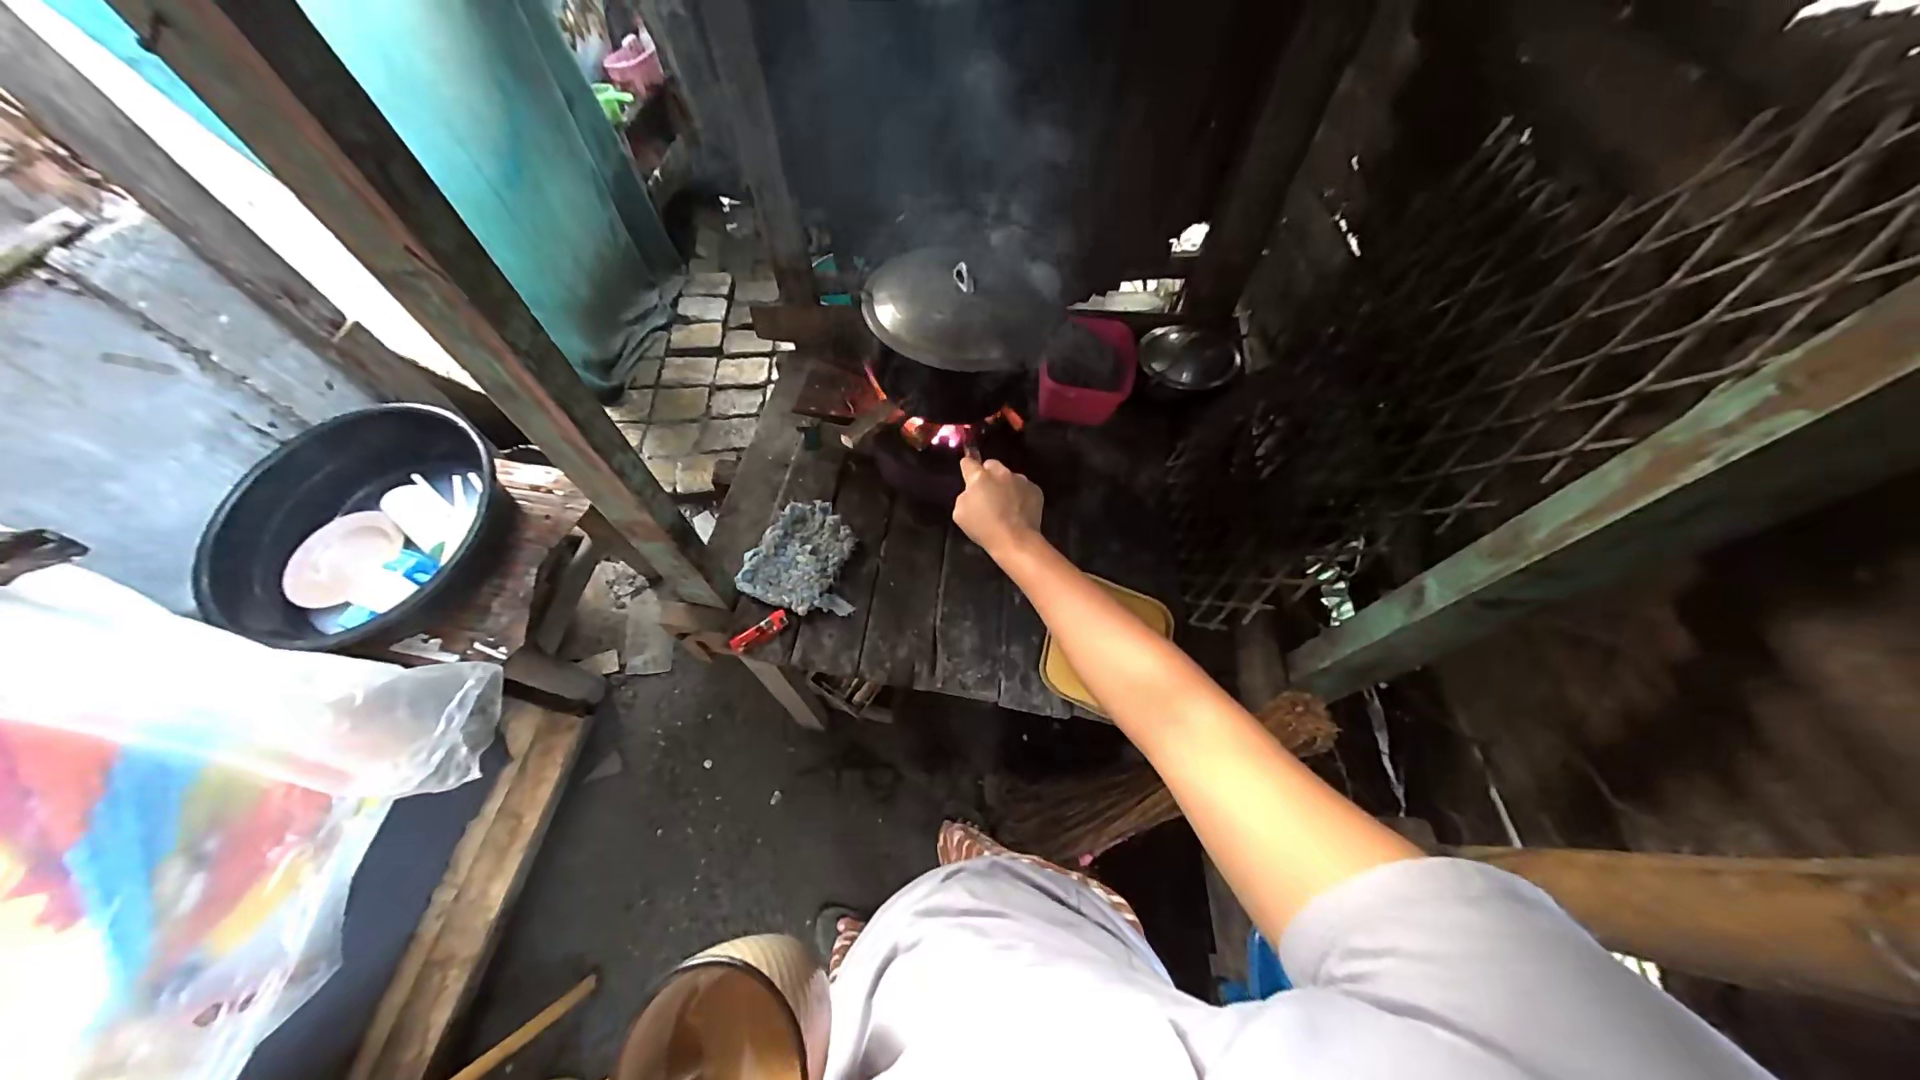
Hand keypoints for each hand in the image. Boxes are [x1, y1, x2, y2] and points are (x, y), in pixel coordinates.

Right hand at [955, 457, 1043, 554]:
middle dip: (988, 475)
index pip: (969, 462)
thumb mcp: (960, 512)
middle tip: (987, 493)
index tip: (968, 471)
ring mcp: (1021, 480)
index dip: (967, 467)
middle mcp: (1001, 472)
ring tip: (1006, 505)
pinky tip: (1018, 510)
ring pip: (1010, 477)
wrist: (1015, 540)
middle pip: (992, 466)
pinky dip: (1020, 495)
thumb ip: (965, 495)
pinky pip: (1024, 488)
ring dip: (1005, 485)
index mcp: (980, 476)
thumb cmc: (983, 528)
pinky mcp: (1035, 490)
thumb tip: (972, 491)